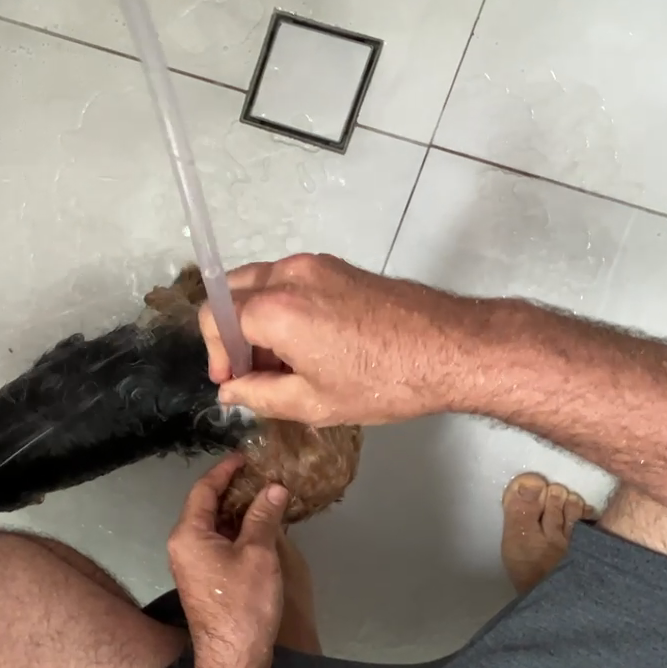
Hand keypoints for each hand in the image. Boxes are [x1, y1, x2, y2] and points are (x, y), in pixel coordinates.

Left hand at [168, 458, 288, 667]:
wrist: (233, 660)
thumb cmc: (243, 604)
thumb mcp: (258, 554)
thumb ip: (264, 516)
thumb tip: (274, 487)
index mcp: (188, 534)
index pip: (203, 489)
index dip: (225, 470)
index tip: (246, 458)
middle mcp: (182, 544)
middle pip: (206, 505)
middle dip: (234, 489)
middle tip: (263, 476)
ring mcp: (191, 563)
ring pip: (213, 525)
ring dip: (238, 510)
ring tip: (267, 497)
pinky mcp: (203, 578)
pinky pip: (217, 542)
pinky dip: (237, 531)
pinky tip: (261, 528)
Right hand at [197, 253, 480, 425]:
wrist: (452, 347)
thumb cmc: (382, 382)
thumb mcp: (314, 403)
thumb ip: (259, 395)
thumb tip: (229, 390)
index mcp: (276, 308)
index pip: (214, 316)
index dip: (215, 352)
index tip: (233, 379)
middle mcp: (288, 274)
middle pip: (230, 292)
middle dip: (230, 332)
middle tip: (251, 370)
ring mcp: (313, 264)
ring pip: (258, 284)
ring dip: (254, 319)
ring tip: (282, 361)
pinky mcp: (334, 265)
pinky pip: (286, 280)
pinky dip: (280, 307)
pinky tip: (306, 342)